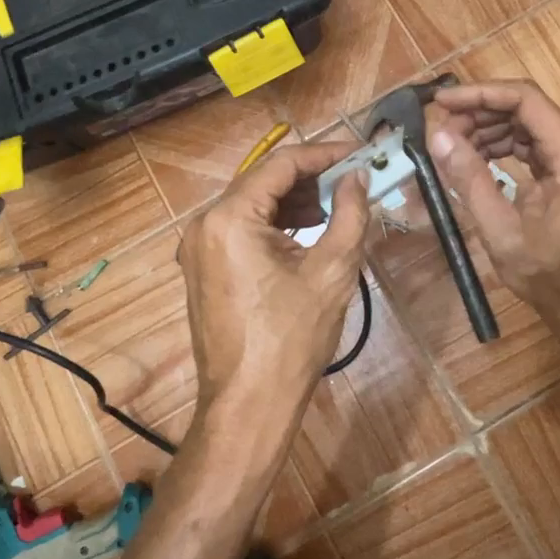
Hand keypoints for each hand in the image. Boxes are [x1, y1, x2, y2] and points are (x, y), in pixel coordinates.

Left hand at [177, 143, 369, 416]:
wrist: (249, 405)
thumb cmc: (292, 339)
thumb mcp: (331, 272)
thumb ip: (350, 214)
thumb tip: (359, 177)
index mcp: (229, 218)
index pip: (281, 164)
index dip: (324, 154)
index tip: (360, 153)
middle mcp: (205, 224)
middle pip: (263, 181)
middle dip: (311, 176)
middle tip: (354, 178)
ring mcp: (199, 248)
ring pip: (253, 204)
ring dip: (294, 200)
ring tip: (337, 205)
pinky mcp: (204, 268)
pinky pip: (242, 229)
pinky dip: (275, 224)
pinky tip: (308, 230)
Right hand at [429, 81, 559, 317]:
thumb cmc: (549, 274)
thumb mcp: (502, 229)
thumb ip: (470, 178)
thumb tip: (438, 135)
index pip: (525, 99)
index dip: (480, 94)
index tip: (442, 102)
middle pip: (525, 107)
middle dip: (479, 112)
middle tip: (441, 131)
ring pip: (525, 124)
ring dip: (487, 129)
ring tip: (451, 146)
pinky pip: (531, 145)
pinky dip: (500, 146)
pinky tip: (473, 159)